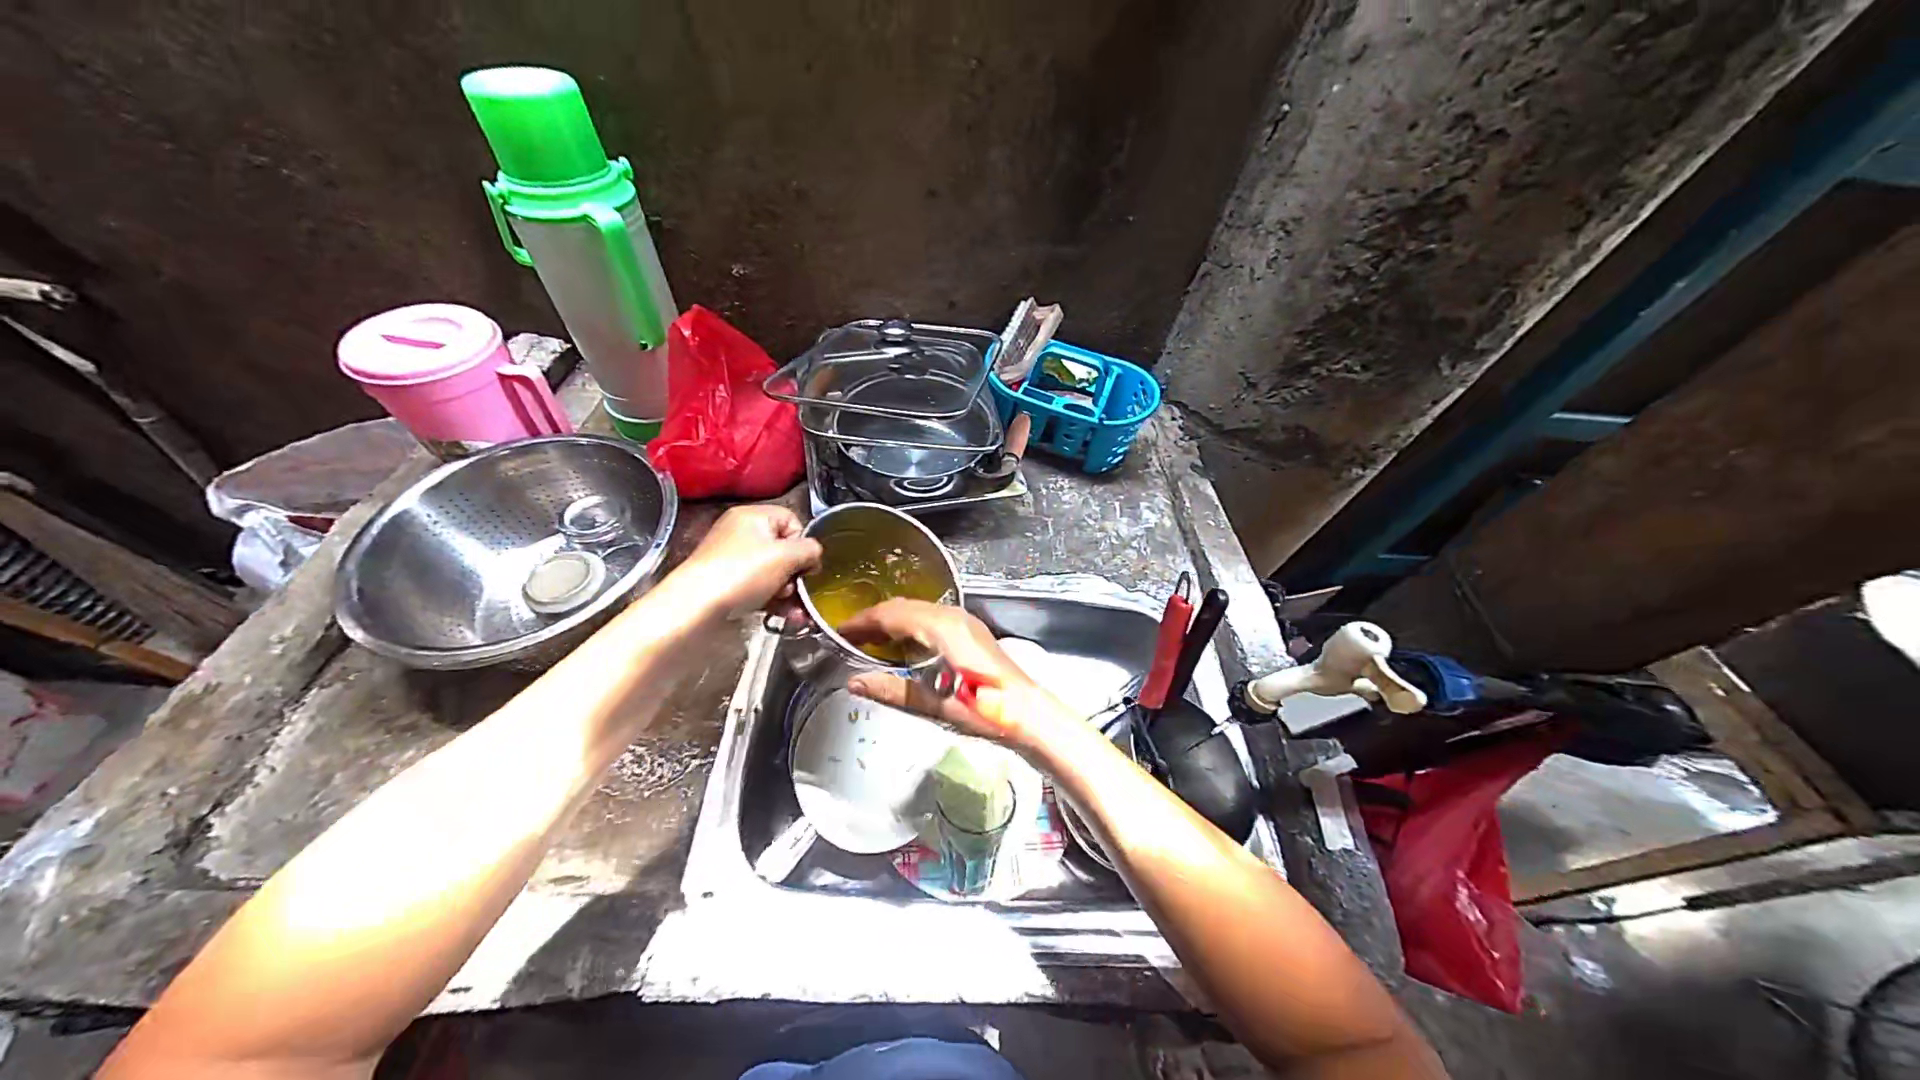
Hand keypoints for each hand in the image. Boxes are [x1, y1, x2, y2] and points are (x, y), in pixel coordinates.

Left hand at [661, 504, 821, 619]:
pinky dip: (772, 602)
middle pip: (784, 550)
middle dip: (796, 574)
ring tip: (793, 611)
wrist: (695, 609)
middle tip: (794, 589)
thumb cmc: (738, 575)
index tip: (805, 565)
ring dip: (788, 593)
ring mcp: (732, 560)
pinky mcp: (727, 586)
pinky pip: (759, 589)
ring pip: (773, 573)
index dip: (803, 544)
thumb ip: (810, 550)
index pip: (792, 521)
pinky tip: (782, 616)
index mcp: (753, 516)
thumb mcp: (785, 556)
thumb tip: (814, 555)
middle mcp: (740, 534)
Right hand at [839, 599, 1073, 750]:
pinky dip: (908, 625)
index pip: (890, 614)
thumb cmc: (985, 711)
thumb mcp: (933, 705)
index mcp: (942, 628)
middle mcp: (953, 616)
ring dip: (891, 621)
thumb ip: (892, 691)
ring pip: (916, 610)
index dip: (861, 622)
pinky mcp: (970, 631)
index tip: (838, 631)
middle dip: (873, 620)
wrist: (1027, 714)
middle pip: (902, 607)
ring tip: (868, 641)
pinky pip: (930, 617)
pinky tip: (902, 645)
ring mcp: (964, 621)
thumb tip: (854, 683)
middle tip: (848, 638)